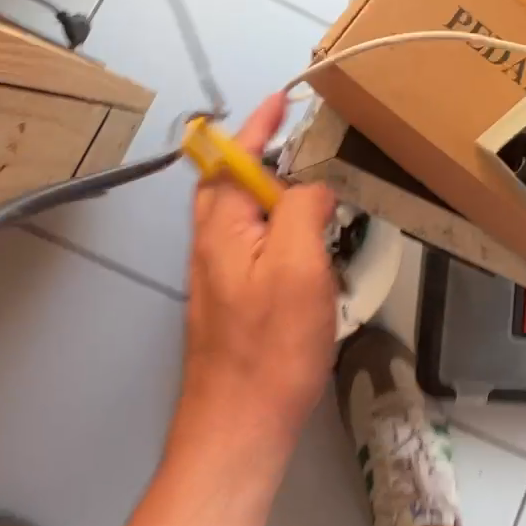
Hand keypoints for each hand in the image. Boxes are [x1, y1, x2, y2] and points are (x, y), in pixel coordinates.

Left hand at [176, 93, 339, 447]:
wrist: (238, 428)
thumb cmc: (270, 348)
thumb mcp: (298, 266)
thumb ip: (302, 210)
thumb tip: (312, 186)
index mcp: (222, 226)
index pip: (236, 157)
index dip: (260, 124)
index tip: (283, 97)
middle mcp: (212, 244)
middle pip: (231, 181)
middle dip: (261, 153)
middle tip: (300, 140)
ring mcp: (218, 275)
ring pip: (244, 214)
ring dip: (272, 190)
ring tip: (313, 188)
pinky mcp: (232, 301)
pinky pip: (254, 243)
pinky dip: (278, 225)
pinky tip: (307, 245)